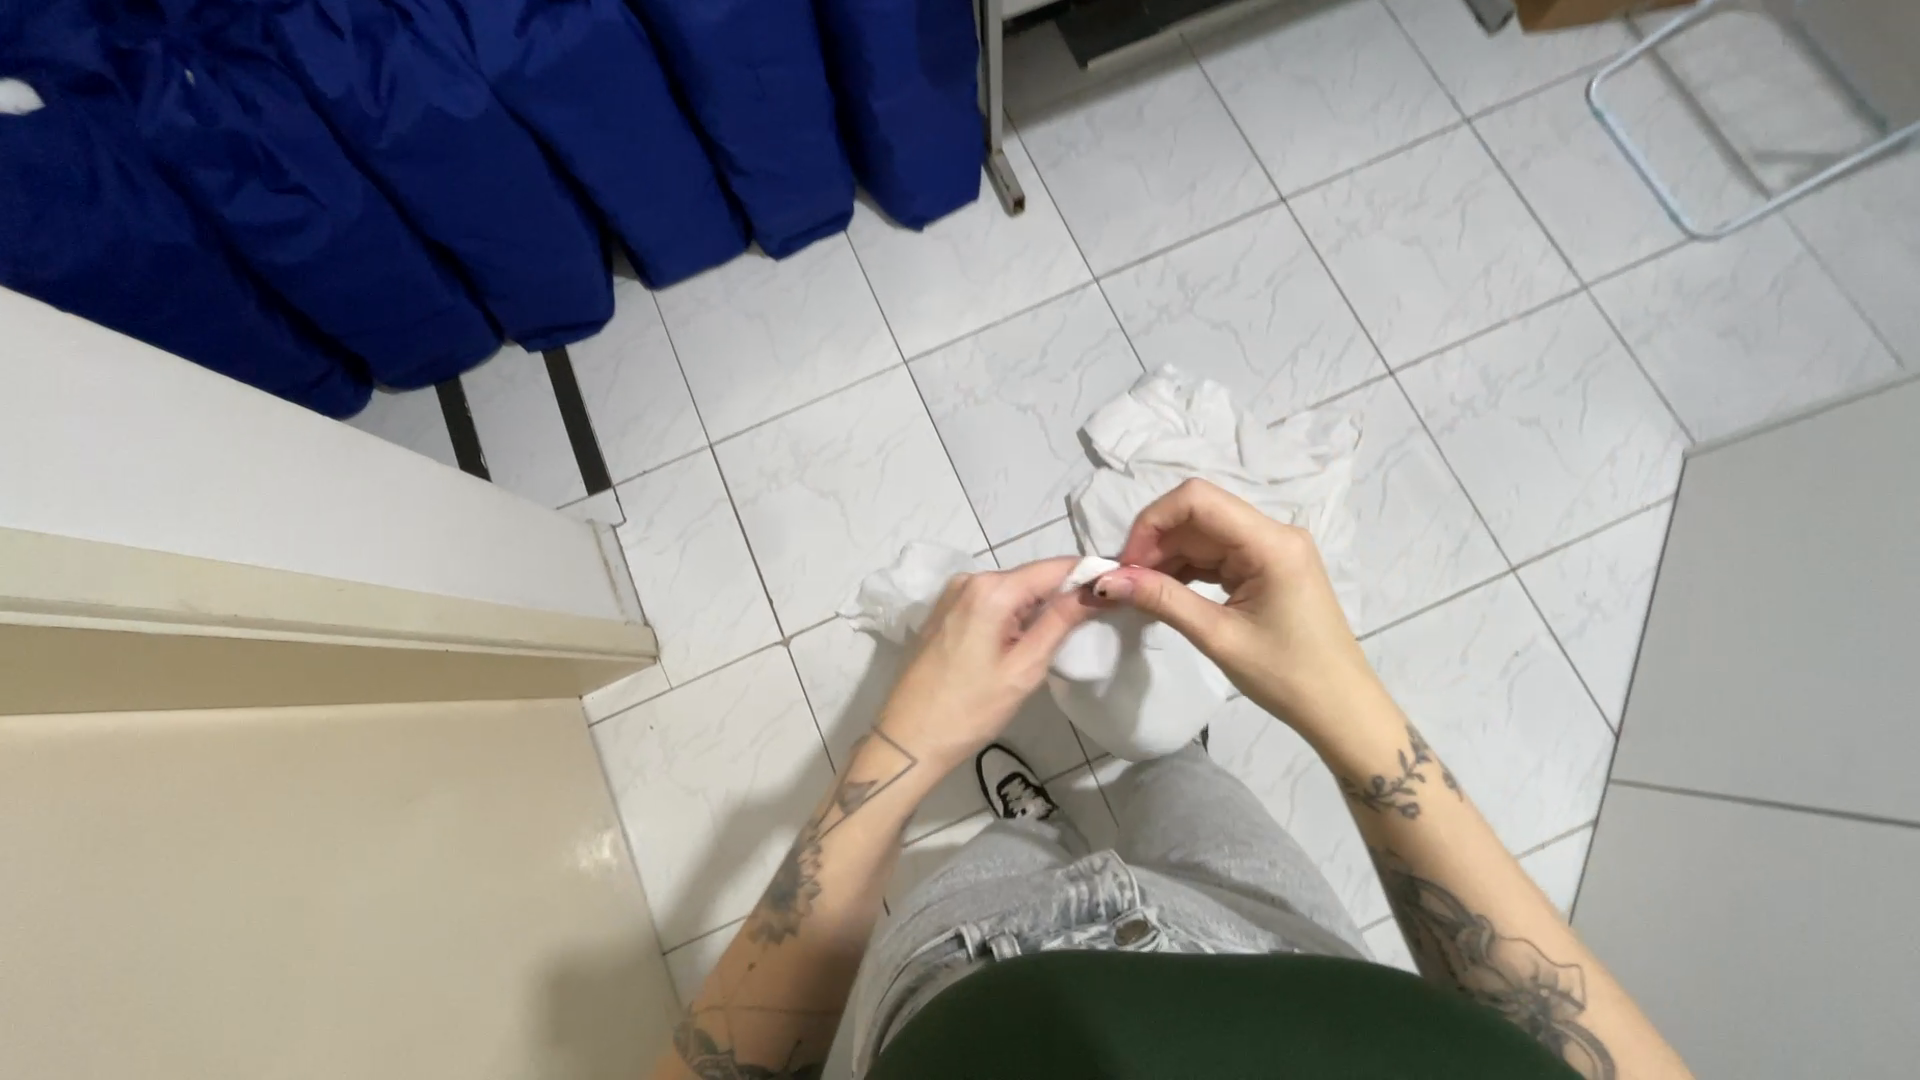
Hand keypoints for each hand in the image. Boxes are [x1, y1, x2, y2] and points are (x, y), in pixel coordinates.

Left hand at [877, 558, 1095, 772]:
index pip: (1055, 567)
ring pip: (1011, 591)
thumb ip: (1061, 622)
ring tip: (1062, 635)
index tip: (1117, 589)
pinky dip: (1011, 614)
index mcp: (991, 589)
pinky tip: (1021, 641)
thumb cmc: (970, 709)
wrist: (907, 738)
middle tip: (1096, 619)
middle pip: (1031, 577)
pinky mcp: (943, 611)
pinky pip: (989, 602)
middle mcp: (969, 580)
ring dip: (1036, 607)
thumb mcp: (1024, 667)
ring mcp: (952, 594)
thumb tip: (1096, 588)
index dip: (1089, 575)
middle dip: (1063, 594)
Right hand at [1089, 478, 1384, 735]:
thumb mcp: (1218, 637)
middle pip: (1197, 515)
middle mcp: (1273, 534)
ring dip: (1164, 558)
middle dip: (1153, 543)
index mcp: (1271, 542)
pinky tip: (1160, 593)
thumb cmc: (1287, 676)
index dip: (1152, 522)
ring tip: (1135, 592)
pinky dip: (1183, 570)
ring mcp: (1270, 550)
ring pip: (1201, 535)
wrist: (1340, 710)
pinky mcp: (1264, 568)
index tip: (1125, 563)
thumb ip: (1162, 600)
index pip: (1197, 499)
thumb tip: (1105, 582)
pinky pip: (1214, 555)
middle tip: (1121, 584)